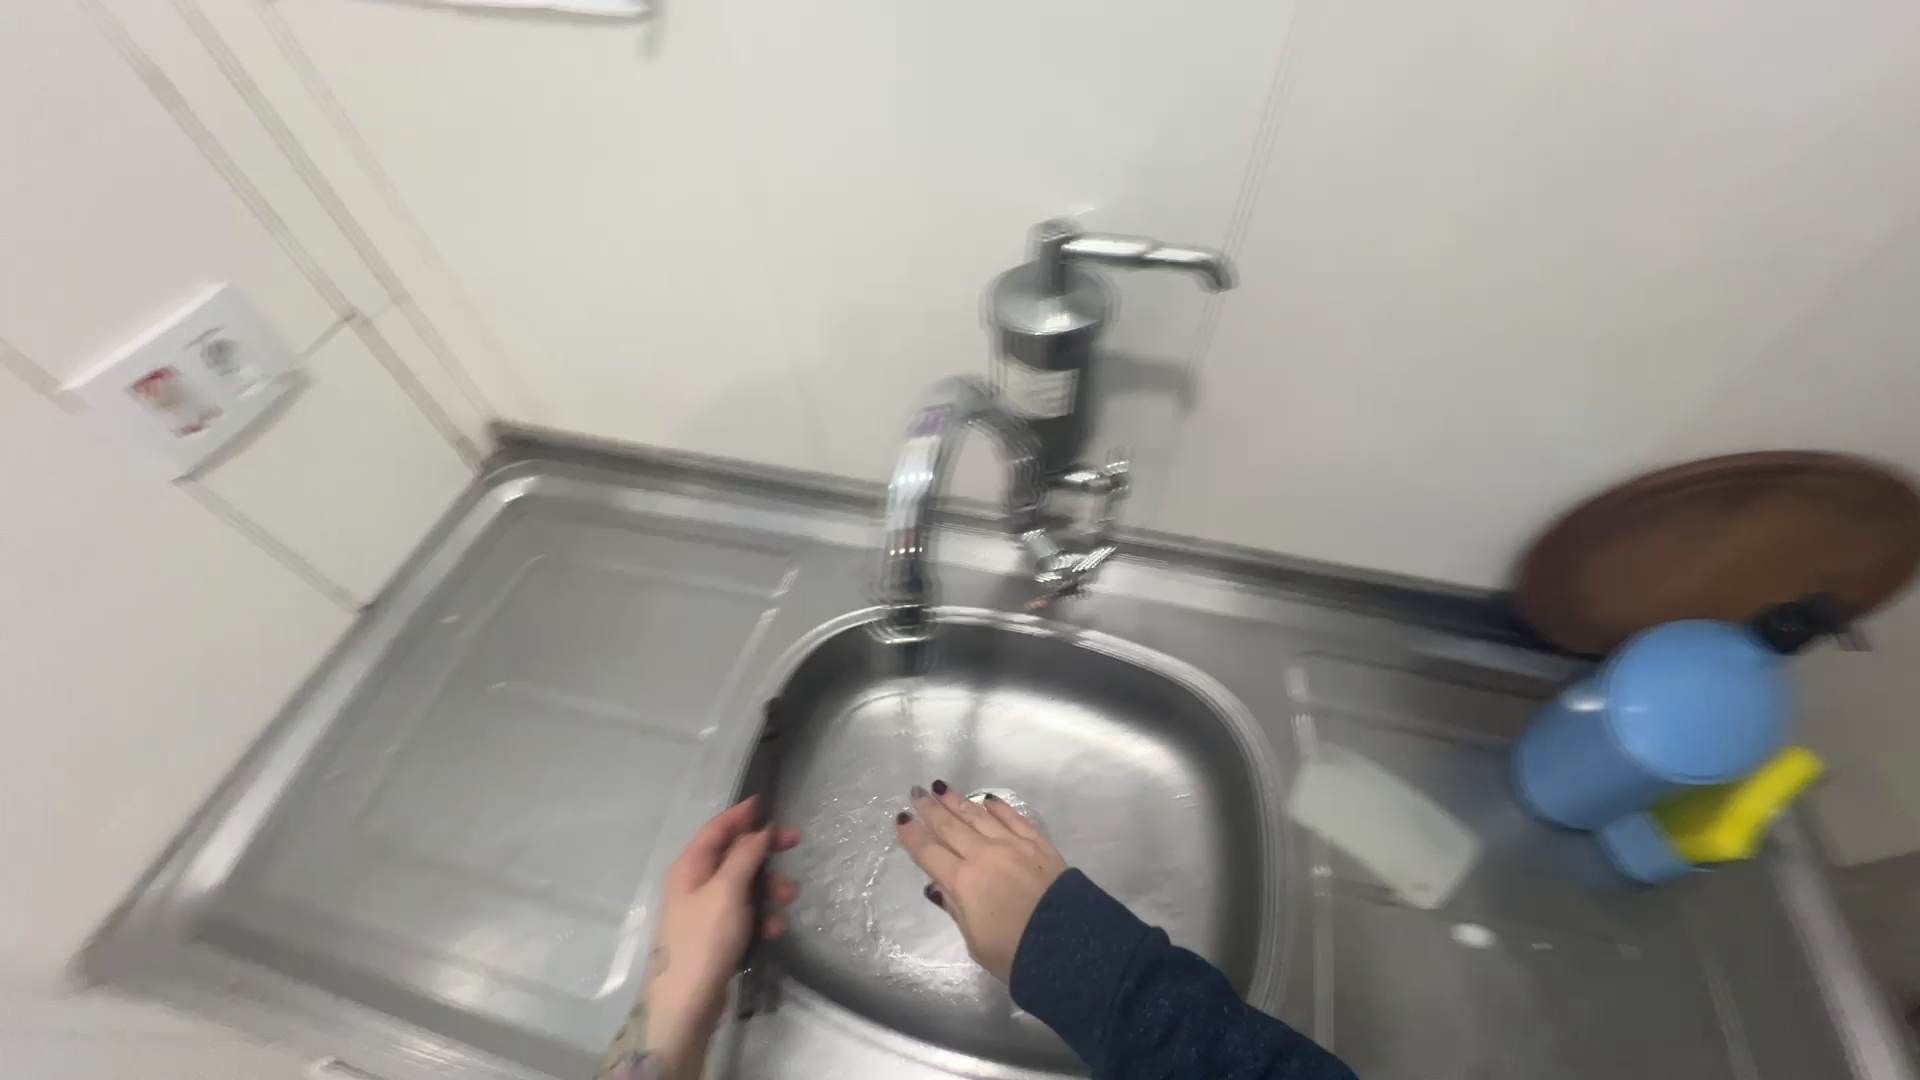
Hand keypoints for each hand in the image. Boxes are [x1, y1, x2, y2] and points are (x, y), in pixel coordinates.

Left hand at [644, 796, 798, 1077]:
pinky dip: (762, 917)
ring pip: (745, 884)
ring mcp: (706, 910)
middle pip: (735, 854)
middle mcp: (696, 883)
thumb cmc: (704, 939)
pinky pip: (745, 913)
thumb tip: (759, 829)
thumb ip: (745, 855)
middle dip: (765, 851)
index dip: (742, 814)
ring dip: (769, 887)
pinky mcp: (717, 935)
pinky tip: (774, 930)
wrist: (685, 1006)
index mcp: (690, 866)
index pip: (717, 828)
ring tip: (788, 899)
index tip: (769, 803)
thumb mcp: (728, 889)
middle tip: (795, 843)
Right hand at [894, 781, 1067, 981]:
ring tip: (942, 787)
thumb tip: (937, 885)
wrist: (1068, 946)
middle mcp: (983, 855)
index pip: (930, 853)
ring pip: (978, 816)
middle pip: (951, 827)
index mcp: (963, 882)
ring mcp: (1012, 844)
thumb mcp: (975, 942)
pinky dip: (998, 807)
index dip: (913, 835)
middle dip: (931, 809)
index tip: (902, 818)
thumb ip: (955, 909)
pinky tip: (987, 799)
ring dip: (958, 800)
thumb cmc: (1016, 955)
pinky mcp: (1037, 842)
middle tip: (918, 792)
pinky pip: (1012, 818)